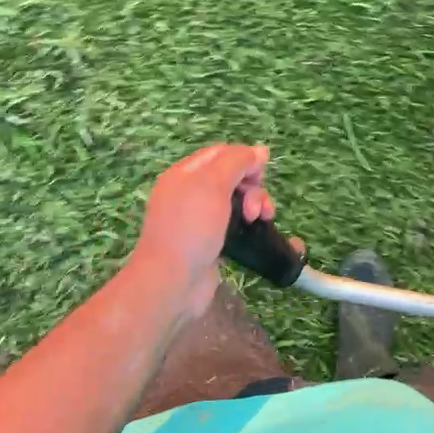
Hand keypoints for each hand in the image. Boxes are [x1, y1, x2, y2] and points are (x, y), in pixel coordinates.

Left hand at [131, 144, 273, 320]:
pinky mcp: (210, 241)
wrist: (172, 282)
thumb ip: (237, 162)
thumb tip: (260, 150)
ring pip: (237, 200)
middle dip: (251, 185)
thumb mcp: (212, 184)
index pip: (220, 153)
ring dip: (254, 204)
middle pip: (232, 176)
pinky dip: (248, 223)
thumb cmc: (191, 228)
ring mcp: (200, 219)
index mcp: (185, 174)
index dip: (244, 158)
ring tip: (259, 219)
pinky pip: (235, 222)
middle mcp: (190, 193)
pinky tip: (256, 230)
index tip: (261, 174)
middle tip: (256, 205)